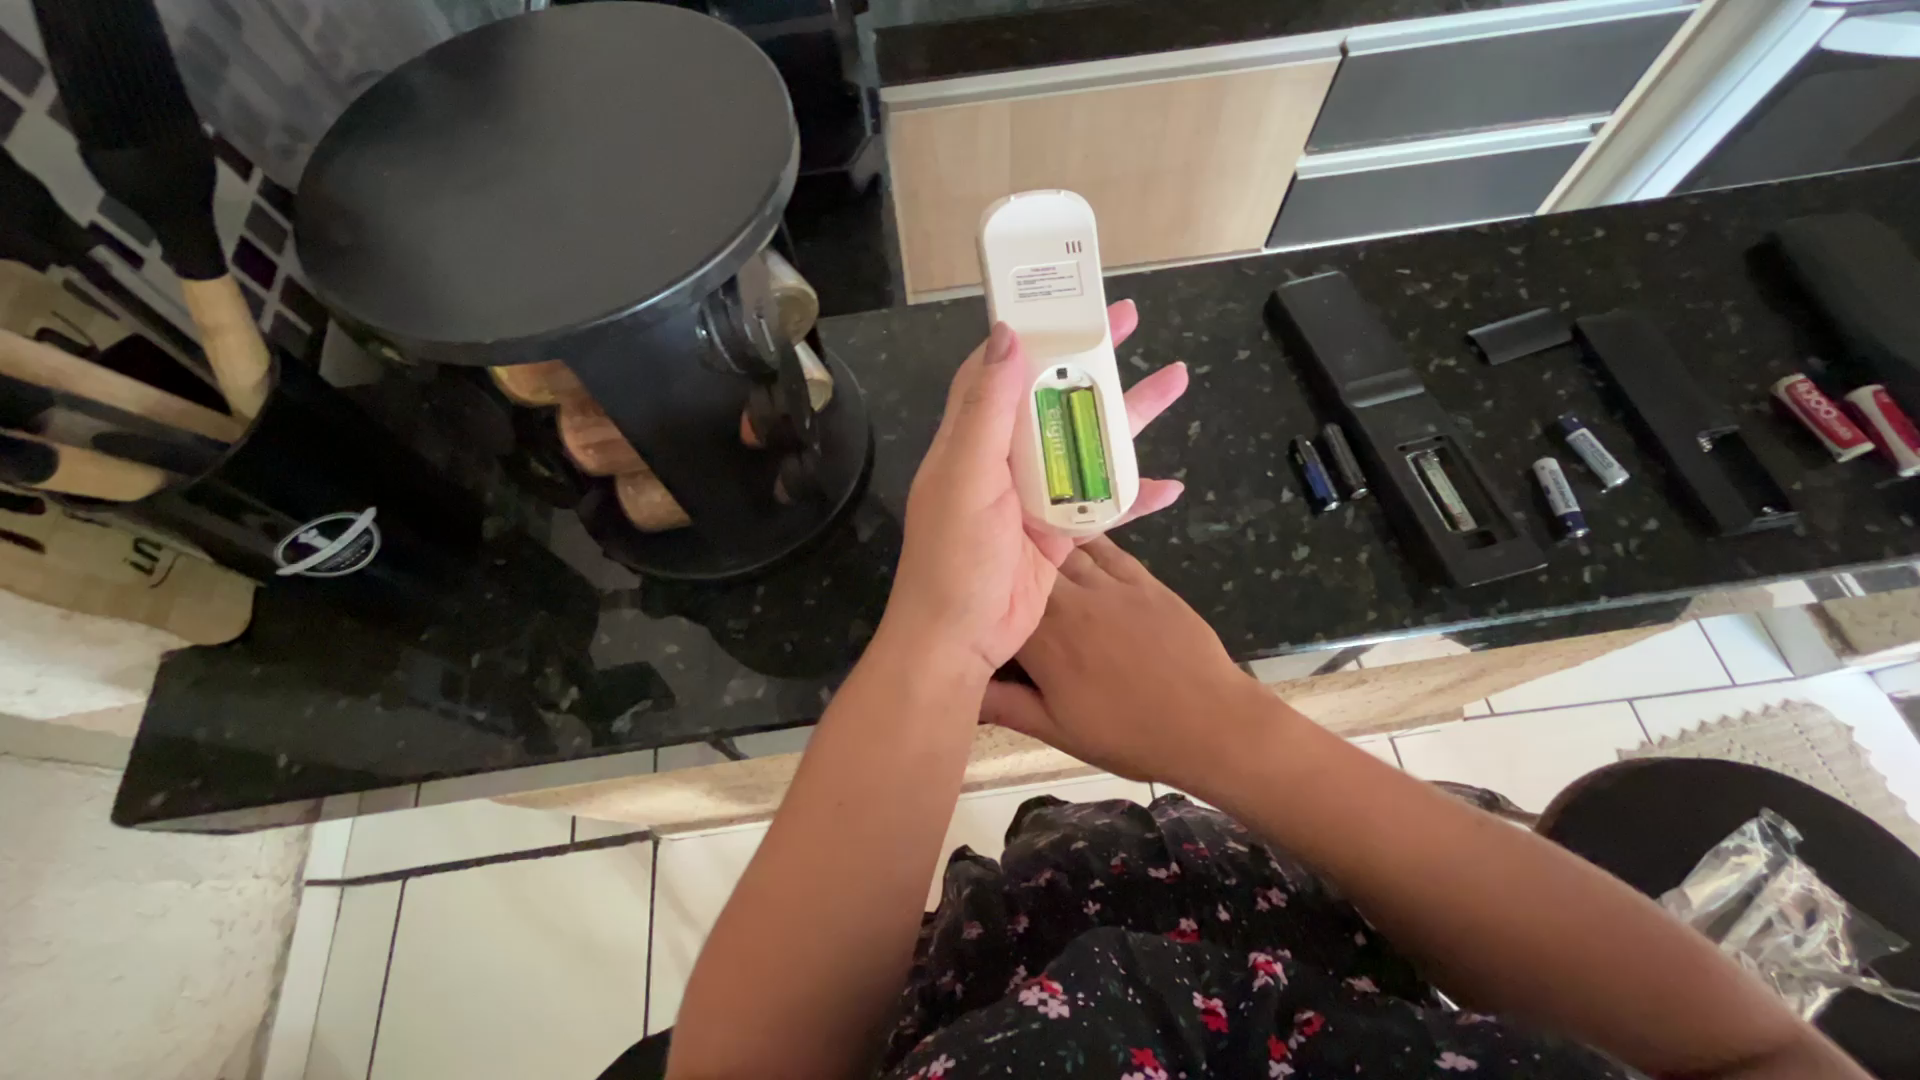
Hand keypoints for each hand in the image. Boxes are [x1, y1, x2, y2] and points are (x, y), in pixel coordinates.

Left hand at [883, 300, 1188, 679]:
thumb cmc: (954, 555)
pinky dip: (1134, 494)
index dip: (1030, 332)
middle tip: (1129, 320)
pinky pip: (1102, 502)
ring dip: (1127, 416)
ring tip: (1174, 380)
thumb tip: (1008, 336)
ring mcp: (1034, 495)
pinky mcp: (1058, 532)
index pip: (999, 368)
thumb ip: (987, 410)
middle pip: (1052, 395)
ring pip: (1086, 443)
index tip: (1064, 301)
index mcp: (973, 438)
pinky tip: (1171, 484)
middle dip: (1090, 359)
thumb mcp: (967, 476)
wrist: (960, 636)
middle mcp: (1003, 459)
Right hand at [981, 536, 1274, 787]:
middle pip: (1031, 562)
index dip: (981, 585)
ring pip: (1066, 548)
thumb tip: (962, 688)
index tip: (967, 580)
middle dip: (1010, 555)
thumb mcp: (1060, 732)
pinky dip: (1085, 537)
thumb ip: (1007, 705)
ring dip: (1044, 541)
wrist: (1211, 725)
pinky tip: (1072, 532)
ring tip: (1024, 533)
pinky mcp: (1144, 581)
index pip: (999, 597)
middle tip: (991, 550)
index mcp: (1046, 641)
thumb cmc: (1131, 735)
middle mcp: (1073, 603)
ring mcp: (1112, 587)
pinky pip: (1107, 548)